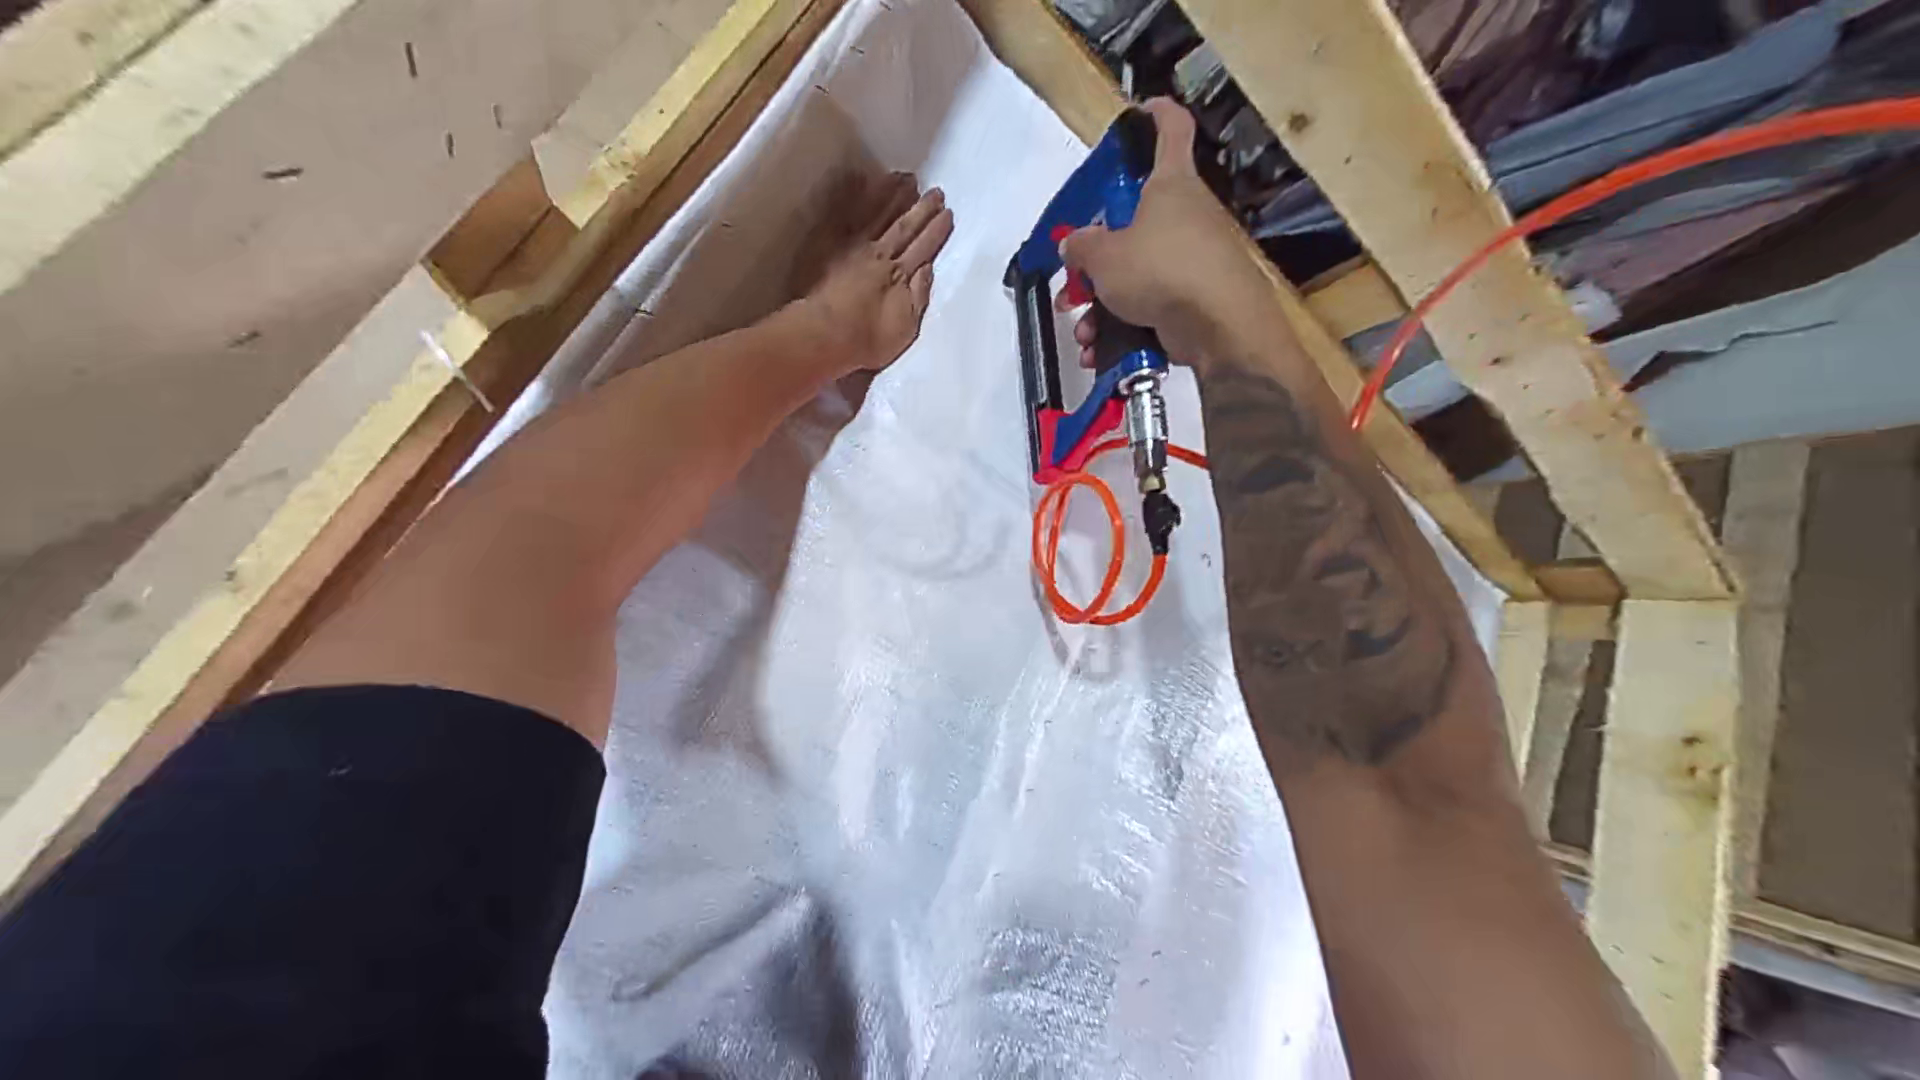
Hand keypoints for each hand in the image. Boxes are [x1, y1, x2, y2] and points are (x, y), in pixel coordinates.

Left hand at [790, 171, 953, 374]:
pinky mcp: (829, 244)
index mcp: (901, 275)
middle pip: (905, 226)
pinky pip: (846, 213)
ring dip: (894, 195)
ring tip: (907, 179)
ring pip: (879, 213)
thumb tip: (929, 269)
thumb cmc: (867, 341)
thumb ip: (919, 297)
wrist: (825, 335)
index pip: (924, 248)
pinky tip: (862, 181)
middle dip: (921, 208)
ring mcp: (853, 246)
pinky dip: (856, 196)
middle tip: (935, 191)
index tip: (947, 213)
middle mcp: (880, 254)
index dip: (936, 230)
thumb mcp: (905, 328)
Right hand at [1057, 98, 1269, 368]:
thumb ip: (1082, 247)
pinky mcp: (1193, 300)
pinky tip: (1100, 351)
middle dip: (1095, 261)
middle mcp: (1184, 216)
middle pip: (1132, 226)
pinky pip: (1148, 307)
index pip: (1170, 130)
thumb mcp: (1104, 256)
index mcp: (1169, 185)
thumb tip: (1074, 243)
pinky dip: (1122, 328)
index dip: (1154, 115)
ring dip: (1100, 307)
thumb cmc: (1161, 270)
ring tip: (1084, 332)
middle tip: (1071, 287)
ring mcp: (1191, 260)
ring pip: (1134, 276)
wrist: (1219, 327)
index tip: (1138, 113)